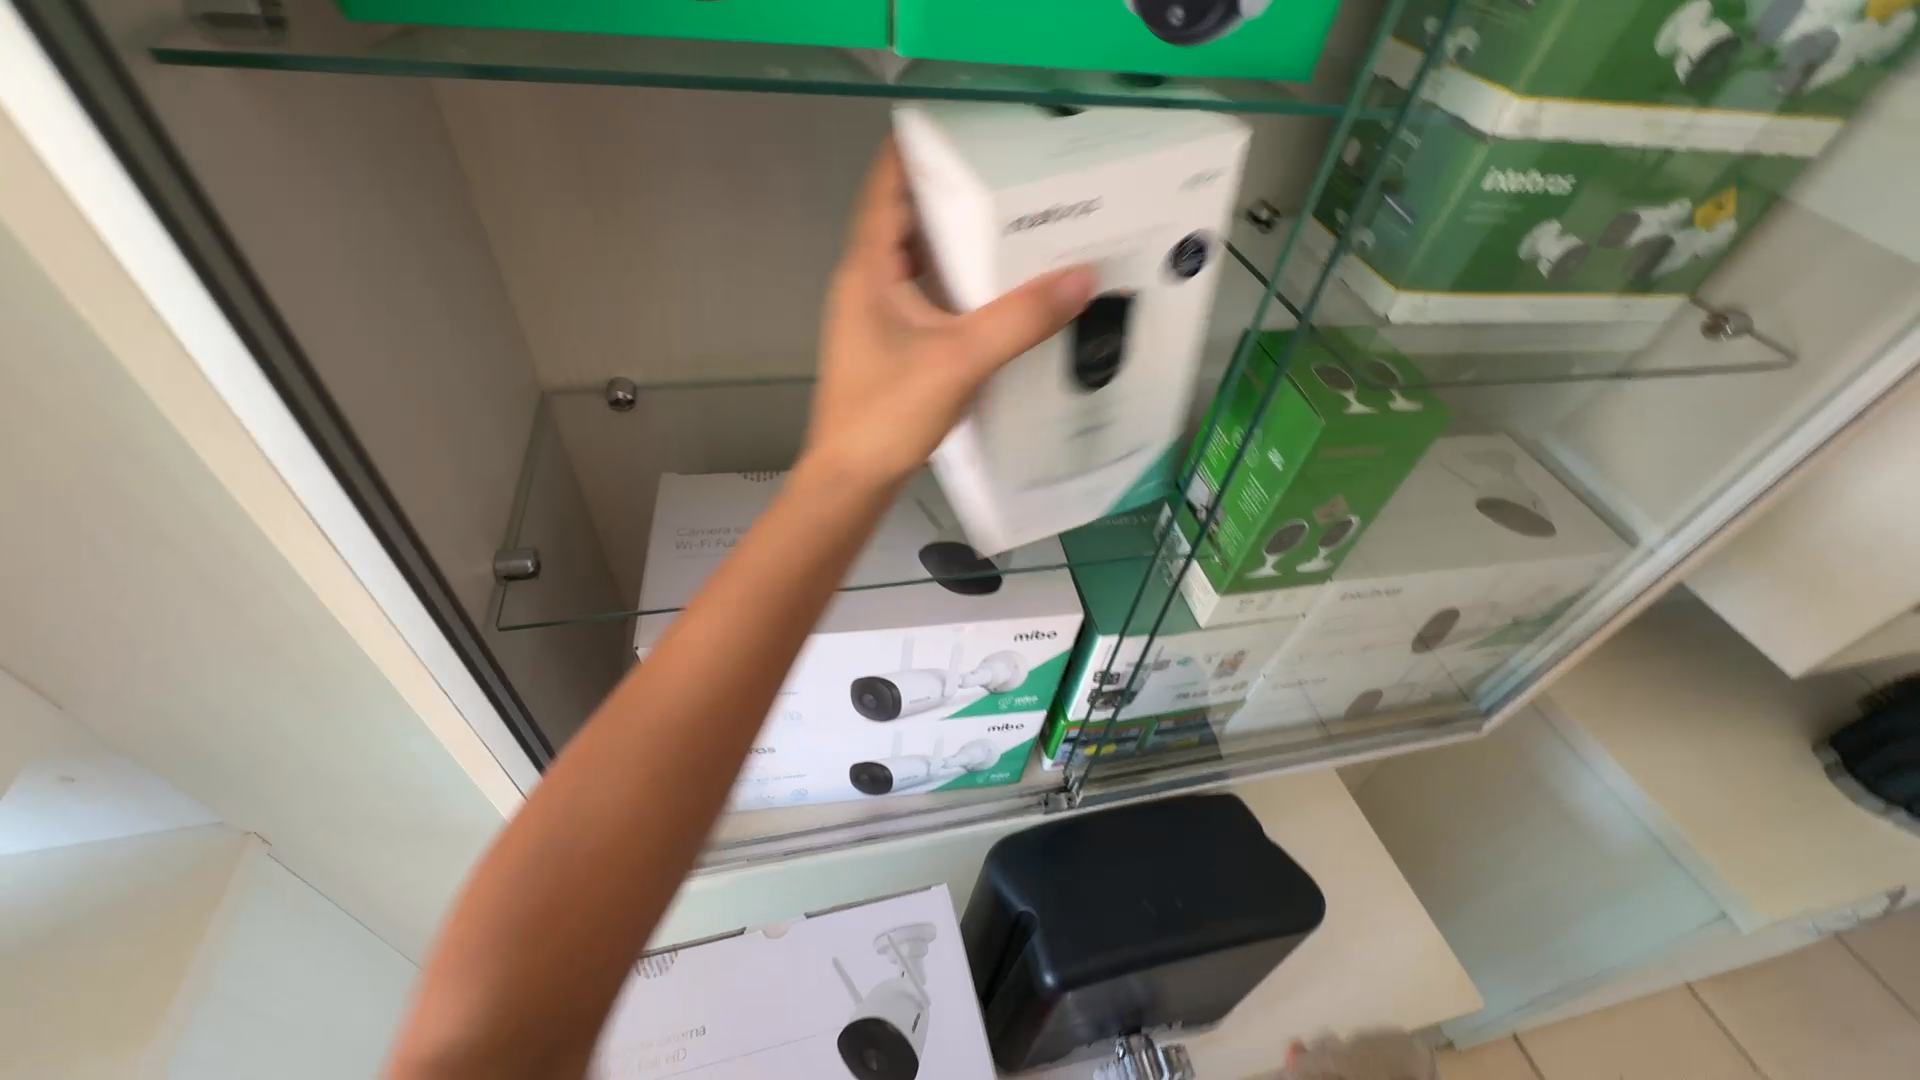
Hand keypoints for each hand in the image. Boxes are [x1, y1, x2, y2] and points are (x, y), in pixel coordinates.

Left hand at [804, 141, 1095, 488]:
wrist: (851, 480)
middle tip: (1008, 178)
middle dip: (953, 198)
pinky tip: (996, 297)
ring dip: (958, 247)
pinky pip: (927, 301)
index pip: (886, 187)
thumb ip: (1021, 318)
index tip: (964, 130)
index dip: (917, 152)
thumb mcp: (960, 359)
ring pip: (919, 266)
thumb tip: (1082, 276)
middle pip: (908, 222)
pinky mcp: (889, 350)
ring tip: (1013, 228)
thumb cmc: (888, 413)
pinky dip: (957, 289)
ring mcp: (875, 320)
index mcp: (868, 270)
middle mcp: (866, 285)